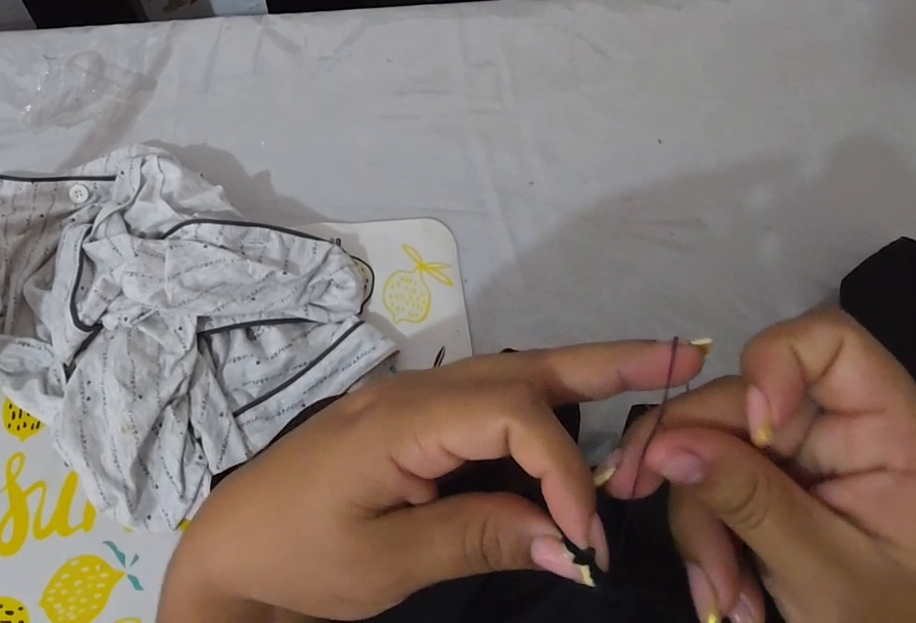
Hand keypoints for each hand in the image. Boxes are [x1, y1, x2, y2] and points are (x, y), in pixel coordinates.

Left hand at [156, 340, 705, 621]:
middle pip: (521, 368)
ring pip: (508, 377)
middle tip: (682, 353)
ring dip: (577, 380)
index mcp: (402, 417)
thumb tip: (569, 538)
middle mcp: (413, 391)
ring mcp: (411, 400)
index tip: (587, 538)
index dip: (563, 469)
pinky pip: (486, 402)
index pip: (510, 414)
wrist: (232, 551)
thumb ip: (477, 536)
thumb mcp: (386, 562)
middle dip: (603, 363)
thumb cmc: (298, 558)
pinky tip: (573, 425)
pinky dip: (538, 412)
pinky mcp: (411, 421)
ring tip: (650, 376)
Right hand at [598, 309, 915, 622]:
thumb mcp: (834, 580)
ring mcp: (806, 465)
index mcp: (891, 436)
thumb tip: (662, 446)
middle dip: (698, 466)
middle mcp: (841, 434)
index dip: (774, 362)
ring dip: (701, 519)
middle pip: (743, 403)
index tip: (752, 429)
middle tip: (641, 499)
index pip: (829, 343)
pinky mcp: (779, 496)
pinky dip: (710, 537)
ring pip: (715, 447)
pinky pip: (719, 487)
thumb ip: (749, 503)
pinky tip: (722, 593)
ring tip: (719, 600)